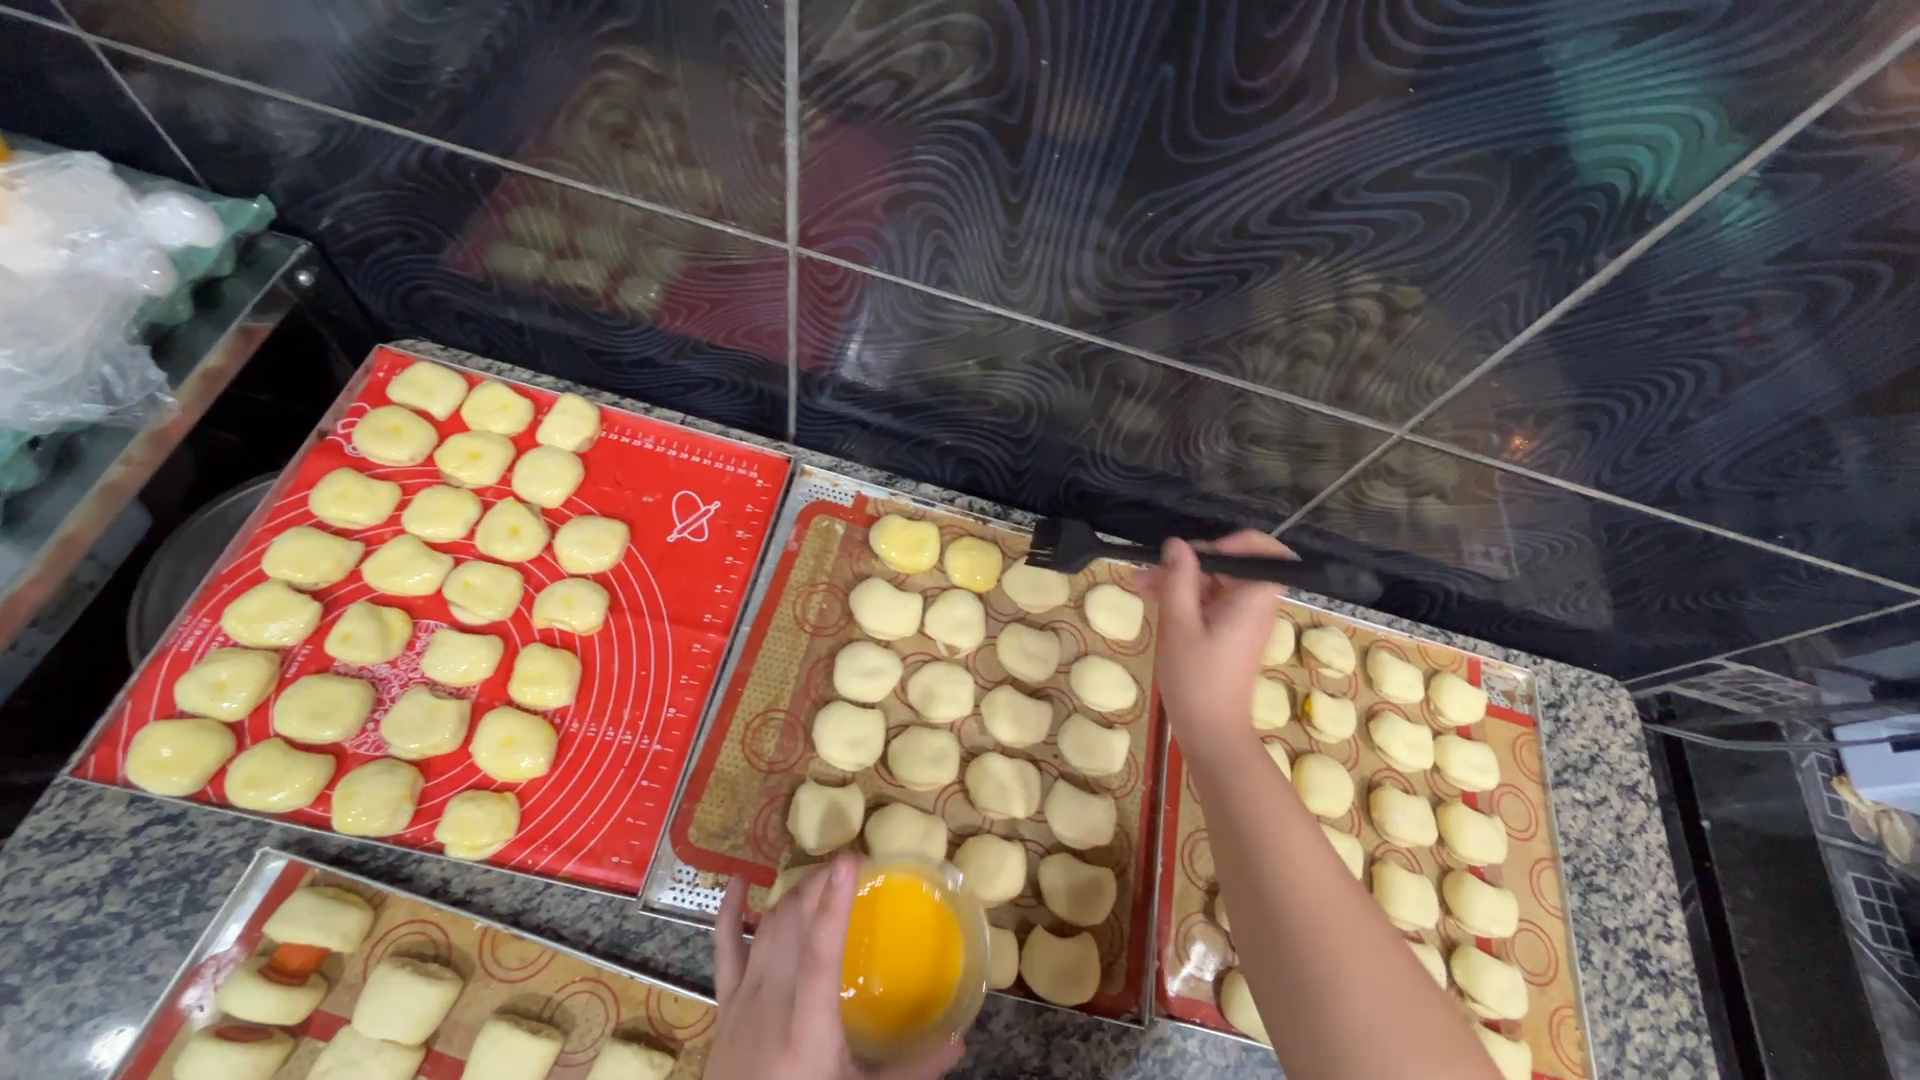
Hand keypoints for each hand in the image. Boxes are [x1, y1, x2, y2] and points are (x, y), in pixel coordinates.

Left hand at [707, 854, 965, 1079]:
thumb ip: (910, 1073)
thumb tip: (960, 1042)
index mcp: (807, 1028)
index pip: (820, 953)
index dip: (834, 905)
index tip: (850, 861)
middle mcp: (771, 1003)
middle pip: (792, 926)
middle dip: (819, 886)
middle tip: (851, 867)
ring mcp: (743, 1001)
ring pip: (767, 928)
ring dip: (794, 895)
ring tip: (822, 876)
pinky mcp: (724, 1006)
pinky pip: (723, 949)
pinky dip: (728, 911)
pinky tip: (738, 882)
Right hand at [1149, 530, 1295, 757]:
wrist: (1210, 732)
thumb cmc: (1197, 679)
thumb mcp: (1179, 625)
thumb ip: (1178, 579)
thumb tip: (1177, 543)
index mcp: (1253, 599)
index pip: (1267, 552)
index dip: (1235, 542)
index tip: (1199, 550)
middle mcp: (1254, 605)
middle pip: (1230, 566)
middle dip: (1190, 561)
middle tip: (1151, 567)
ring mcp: (1241, 620)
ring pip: (1214, 584)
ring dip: (1179, 579)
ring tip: (1138, 583)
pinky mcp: (1227, 634)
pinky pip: (1209, 603)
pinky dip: (1183, 598)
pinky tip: (1151, 598)